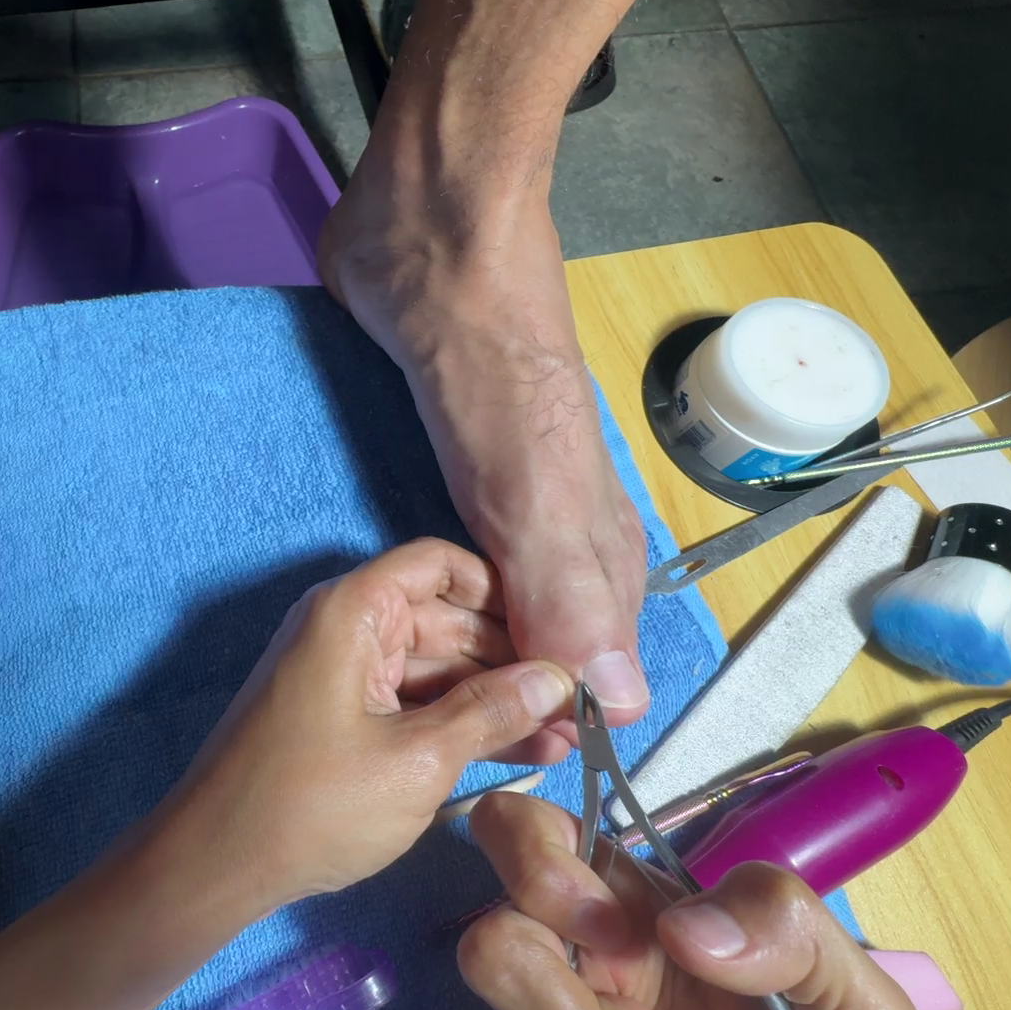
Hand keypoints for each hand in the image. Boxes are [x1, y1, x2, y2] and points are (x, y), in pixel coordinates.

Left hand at [158, 538, 578, 910]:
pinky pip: (413, 699)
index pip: (439, 565)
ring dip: (494, 698)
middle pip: (445, 619)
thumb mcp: (417, 758)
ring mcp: (346, 669)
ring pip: (435, 665)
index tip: (560, 630)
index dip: (501, 591)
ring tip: (572, 738)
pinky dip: (459, 720)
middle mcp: (348, 625)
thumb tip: (559, 679)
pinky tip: (523, 751)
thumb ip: (491, 712)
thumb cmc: (315, 801)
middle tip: (586, 704)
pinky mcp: (346, 711)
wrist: (219, 860)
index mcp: (353, 610)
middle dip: (512, 659)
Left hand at [320, 195, 649, 763]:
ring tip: (412, 696)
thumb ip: (566, 586)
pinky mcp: (434, 457)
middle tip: (440, 740)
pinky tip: (396, 615)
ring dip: (458, 642)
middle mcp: (547, 521)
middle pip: (538, 628)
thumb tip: (614, 703)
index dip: (554, 712)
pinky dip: (425, 589)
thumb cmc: (489, 361)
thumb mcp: (530, 483)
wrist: (431, 245)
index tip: (507, 764)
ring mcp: (488, 488)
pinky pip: (439, 546)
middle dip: (497, 684)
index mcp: (588, 534)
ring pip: (487, 590)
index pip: (594, 653)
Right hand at [458, 793, 923, 1009]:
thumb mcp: (851, 999)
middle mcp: (575, 956)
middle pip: (480, 922)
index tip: (611, 928)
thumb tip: (681, 930)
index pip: (520, 827)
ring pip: (493, 985)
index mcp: (625, 904)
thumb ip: (786, 924)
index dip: (533, 852)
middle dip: (531, 958)